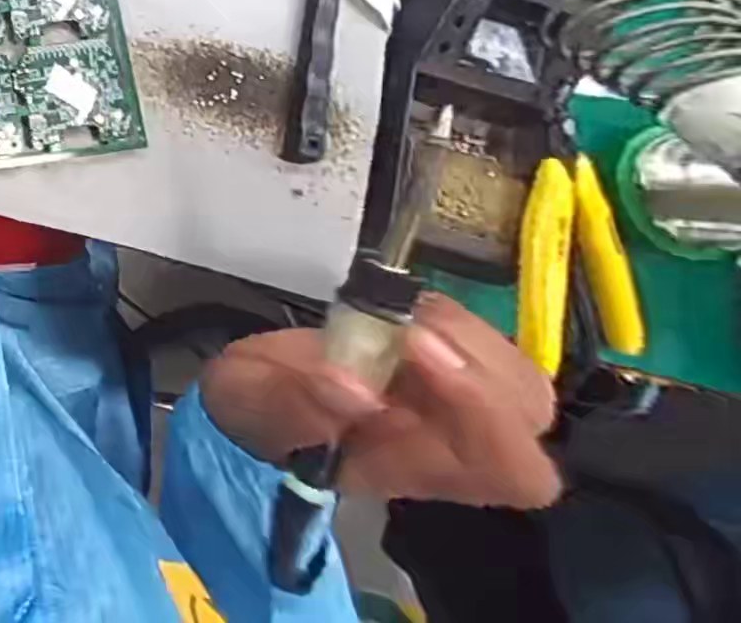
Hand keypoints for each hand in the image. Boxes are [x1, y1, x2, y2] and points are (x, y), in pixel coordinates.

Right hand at [200, 293, 560, 507]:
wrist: (248, 390)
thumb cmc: (247, 405)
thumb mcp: (248, 402)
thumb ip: (293, 402)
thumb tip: (351, 388)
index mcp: (411, 467)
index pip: (505, 466)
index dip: (482, 409)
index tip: (415, 346)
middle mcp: (451, 443)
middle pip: (525, 414)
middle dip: (476, 359)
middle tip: (404, 321)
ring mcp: (449, 403)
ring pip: (516, 376)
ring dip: (464, 332)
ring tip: (397, 309)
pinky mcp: (436, 365)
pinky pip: (480, 344)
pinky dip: (448, 316)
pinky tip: (399, 305)